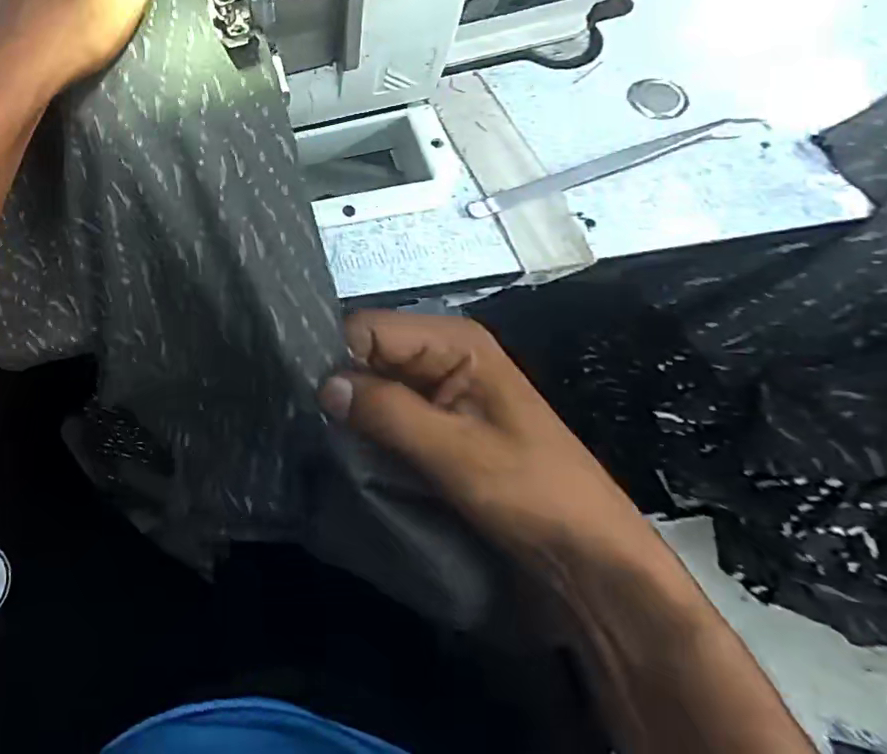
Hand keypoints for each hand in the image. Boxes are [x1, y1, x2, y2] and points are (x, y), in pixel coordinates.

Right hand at [320, 311, 654, 570]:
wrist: (588, 558)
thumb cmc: (533, 494)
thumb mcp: (457, 452)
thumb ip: (388, 412)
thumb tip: (323, 386)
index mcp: (454, 342)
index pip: (368, 327)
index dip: (334, 356)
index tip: (299, 394)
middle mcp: (442, 355)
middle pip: (367, 352)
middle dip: (337, 383)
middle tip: (298, 420)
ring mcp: (440, 391)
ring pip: (373, 385)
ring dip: (348, 410)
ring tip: (311, 436)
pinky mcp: (437, 424)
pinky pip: (386, 413)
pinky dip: (365, 429)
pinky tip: (341, 448)